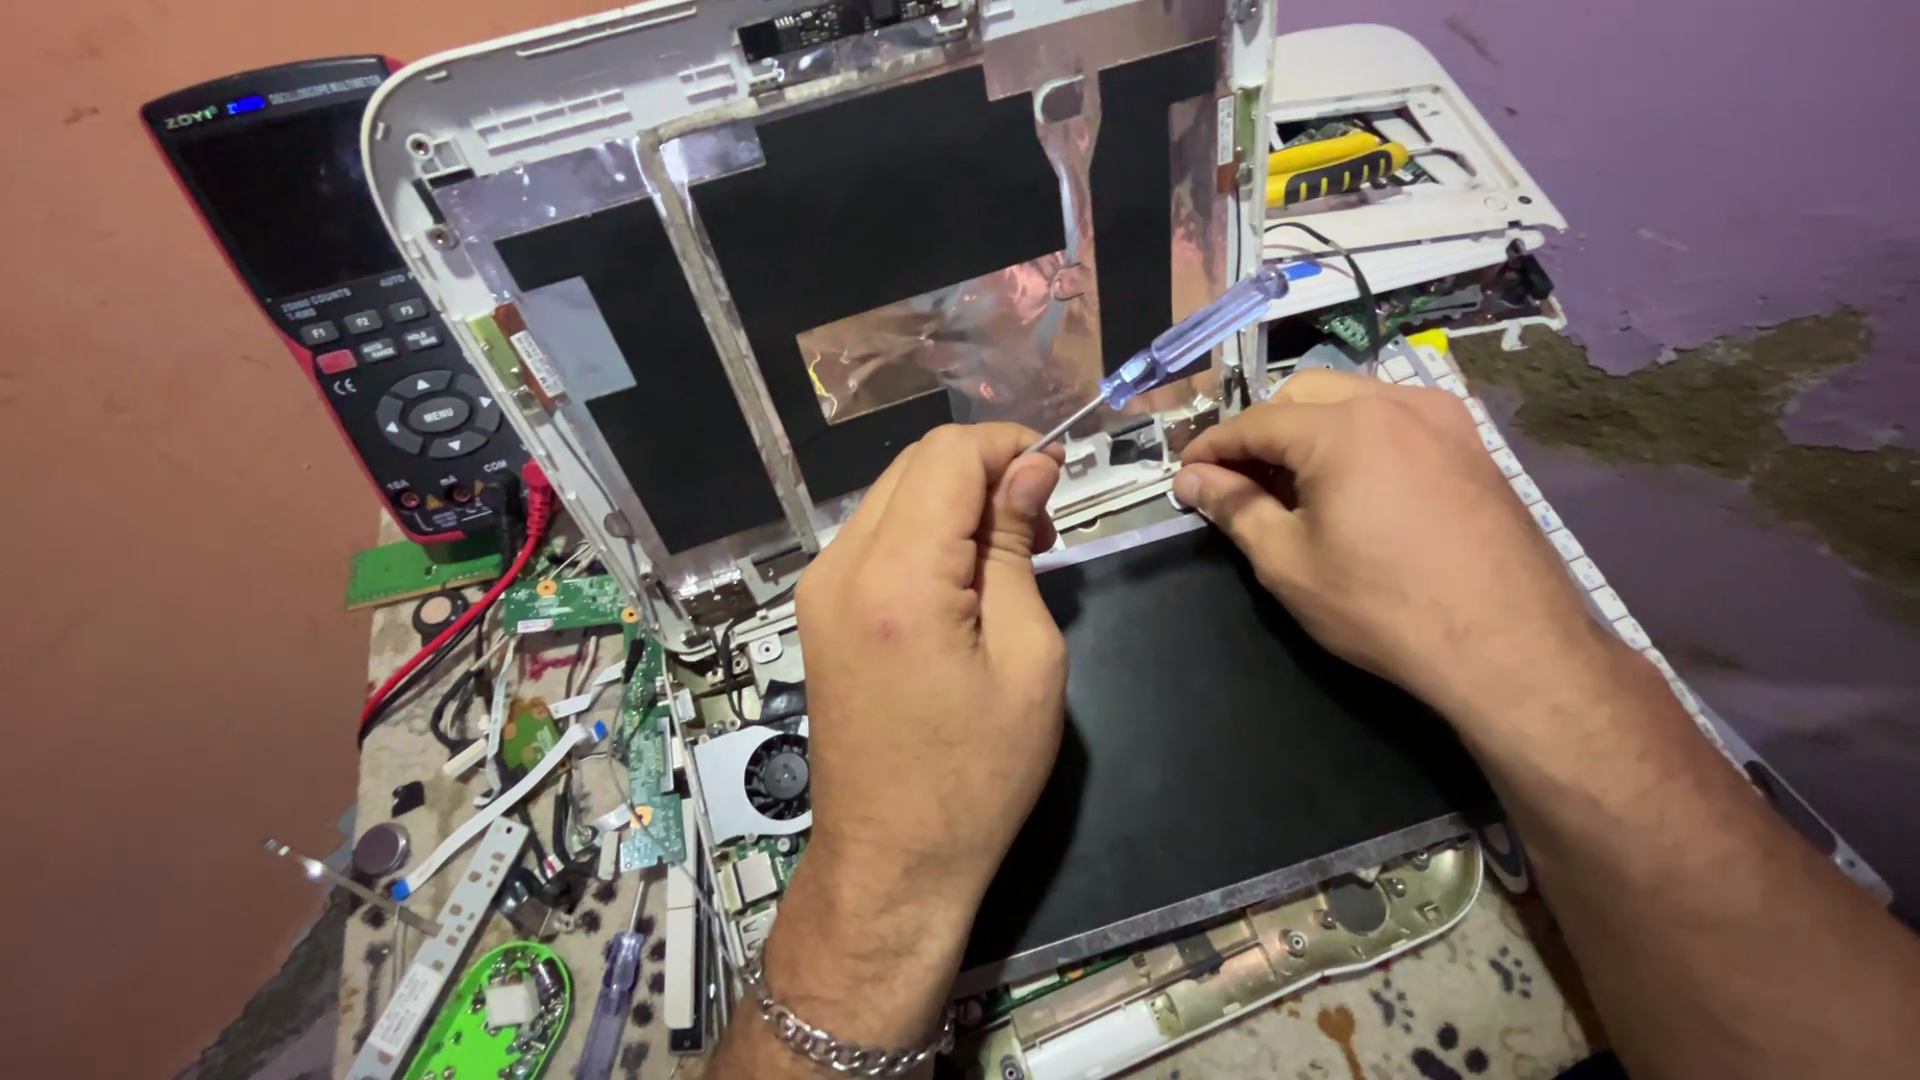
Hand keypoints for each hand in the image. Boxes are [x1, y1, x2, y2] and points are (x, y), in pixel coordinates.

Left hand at [797, 424, 1065, 905]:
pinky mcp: (818, 610)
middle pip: (915, 465)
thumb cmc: (976, 775)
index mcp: (896, 579)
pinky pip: (875, 536)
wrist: (891, 858)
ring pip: (893, 495)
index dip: (1009, 446)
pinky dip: (925, 533)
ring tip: (1010, 553)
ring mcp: (818, 588)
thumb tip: (1030, 469)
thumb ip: (1015, 548)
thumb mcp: (1026, 658)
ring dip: (955, 502)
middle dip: (984, 471)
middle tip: (1041, 521)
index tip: (1057, 472)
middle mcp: (840, 567)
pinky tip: (962, 576)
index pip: (948, 456)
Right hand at [1174, 369, 1605, 725]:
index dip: (1212, 447)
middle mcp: (1394, 403)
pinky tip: (1349, 485)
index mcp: (1343, 428)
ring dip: (1308, 430)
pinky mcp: (1471, 444)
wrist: (1508, 644)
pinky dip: (1355, 437)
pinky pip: (1394, 418)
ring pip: (1351, 399)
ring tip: (1291, 485)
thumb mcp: (1287, 561)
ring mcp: (1442, 419)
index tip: (1186, 474)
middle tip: (1238, 482)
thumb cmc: (1381, 605)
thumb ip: (1234, 508)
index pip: (1255, 422)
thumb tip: (1190, 480)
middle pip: (1302, 395)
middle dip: (1261, 431)